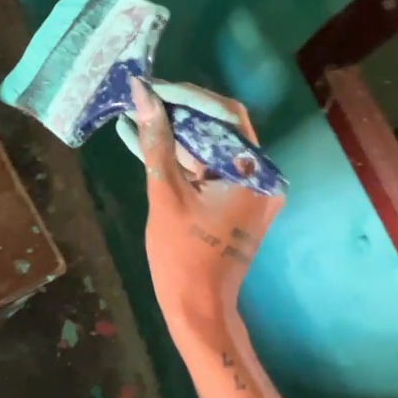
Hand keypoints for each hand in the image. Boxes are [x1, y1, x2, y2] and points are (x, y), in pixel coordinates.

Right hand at [131, 78, 283, 330]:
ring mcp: (249, 191)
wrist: (198, 309)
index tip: (152, 88)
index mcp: (254, 173)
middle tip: (141, 98)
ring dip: (175, 132)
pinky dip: (181, 157)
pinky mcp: (235, 202)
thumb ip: (156, 140)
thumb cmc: (182, 255)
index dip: (187, 95)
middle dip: (178, 111)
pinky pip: (207, 168)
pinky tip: (144, 141)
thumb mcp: (164, 193)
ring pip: (210, 147)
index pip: (225, 114)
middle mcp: (261, 177)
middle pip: (219, 128)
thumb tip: (141, 93)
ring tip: (136, 114)